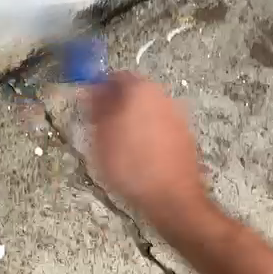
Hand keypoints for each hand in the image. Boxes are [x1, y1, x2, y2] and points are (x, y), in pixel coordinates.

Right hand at [78, 72, 212, 231]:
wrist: (171, 196)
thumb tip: (91, 91)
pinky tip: (138, 158)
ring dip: (131, 123)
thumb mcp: (100, 137)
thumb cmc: (131, 167)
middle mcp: (162, 95)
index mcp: (140, 89)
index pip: (113, 76)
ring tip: (117, 148)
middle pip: (132, 93)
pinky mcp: (184, 136)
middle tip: (99, 129)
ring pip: (146, 111)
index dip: (97, 91)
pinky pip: (158, 129)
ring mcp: (176, 115)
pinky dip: (146, 137)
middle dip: (115, 107)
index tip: (88, 108)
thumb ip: (95, 108)